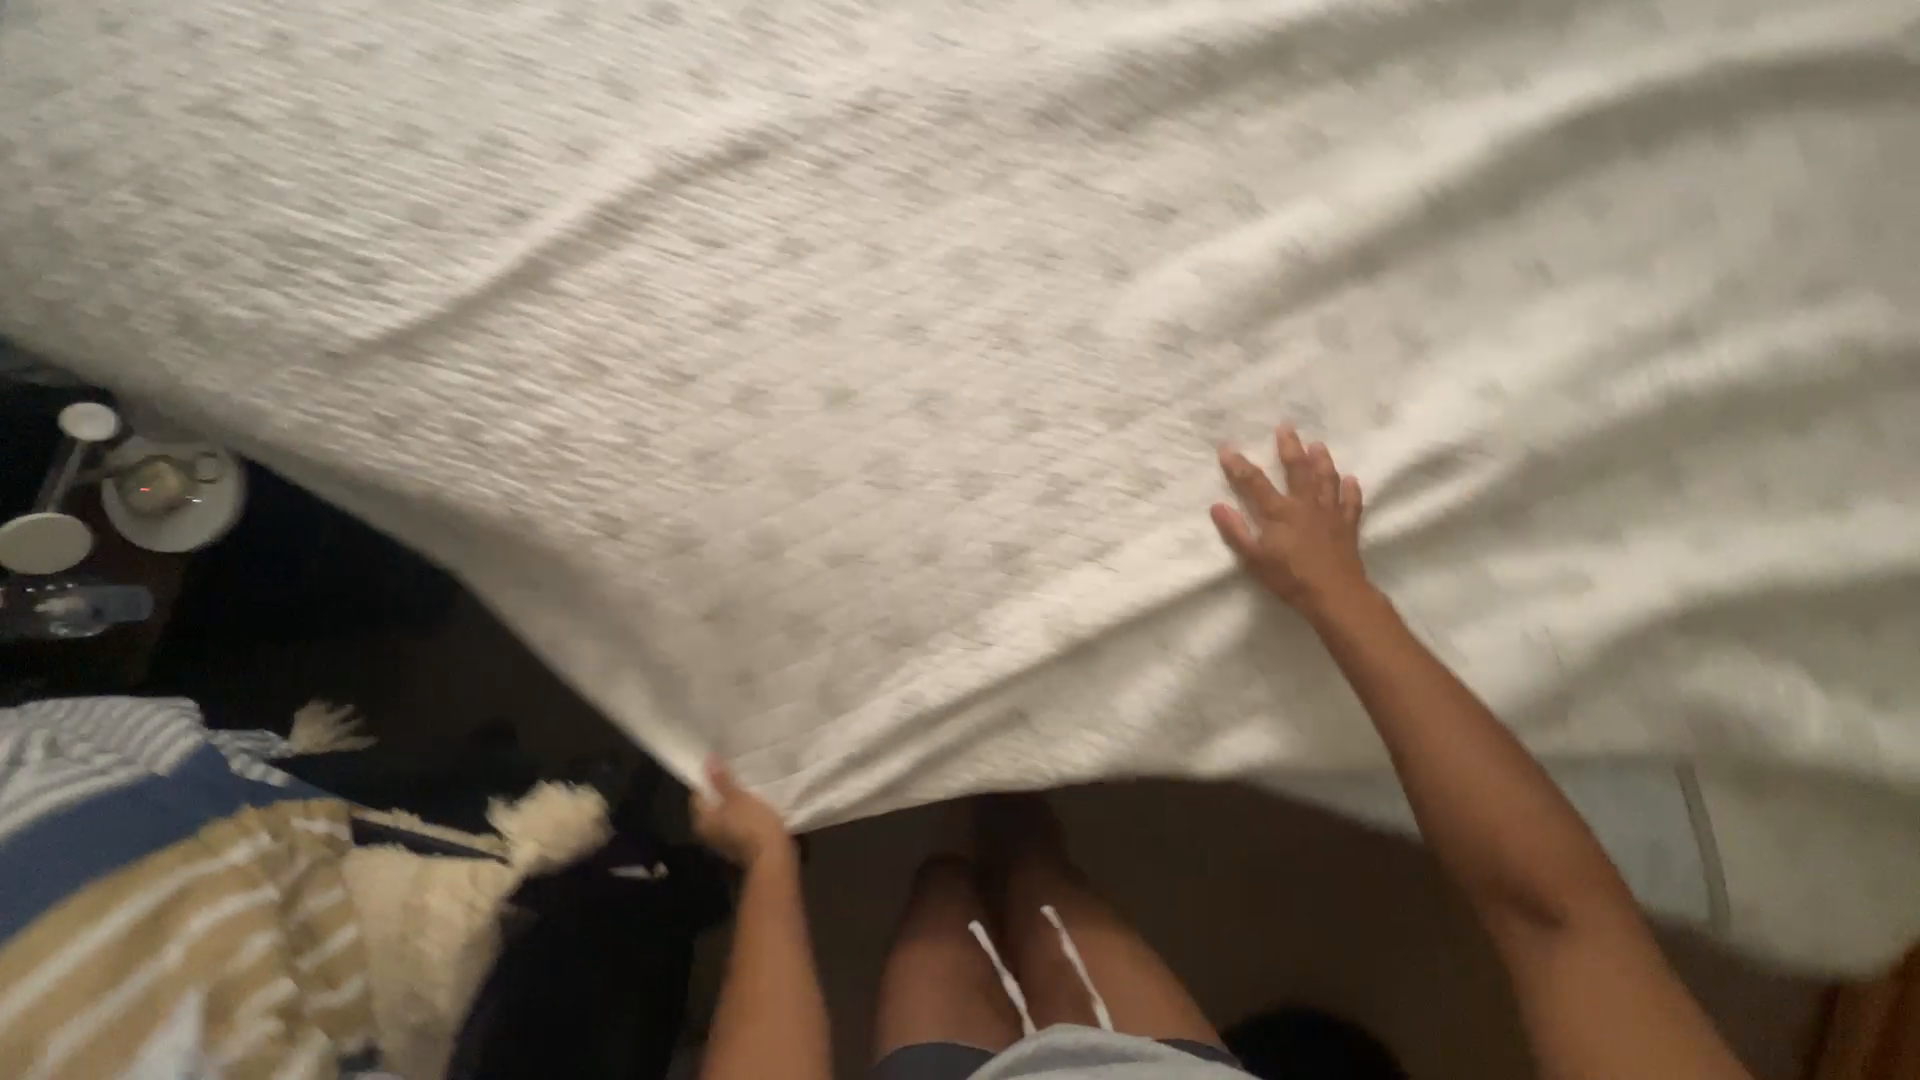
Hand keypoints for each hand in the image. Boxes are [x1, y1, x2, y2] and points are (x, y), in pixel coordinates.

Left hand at [692, 758, 793, 868]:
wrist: (773, 855)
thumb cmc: (752, 823)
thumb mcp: (737, 796)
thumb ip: (722, 779)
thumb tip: (708, 760)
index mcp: (702, 820)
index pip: (698, 793)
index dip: (708, 777)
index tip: (721, 763)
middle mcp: (707, 831)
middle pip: (712, 804)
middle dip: (723, 788)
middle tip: (737, 770)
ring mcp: (723, 839)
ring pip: (726, 813)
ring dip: (735, 800)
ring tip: (749, 783)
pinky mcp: (739, 843)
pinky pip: (737, 821)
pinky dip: (743, 812)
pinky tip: (756, 801)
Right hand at [1211, 426, 1371, 617]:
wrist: (1335, 595)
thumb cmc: (1289, 579)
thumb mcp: (1253, 559)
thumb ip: (1235, 531)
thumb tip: (1217, 506)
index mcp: (1278, 512)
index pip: (1254, 482)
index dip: (1239, 465)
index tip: (1227, 448)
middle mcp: (1305, 505)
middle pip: (1297, 469)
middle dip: (1289, 447)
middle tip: (1286, 427)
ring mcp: (1329, 514)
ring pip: (1327, 480)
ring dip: (1322, 461)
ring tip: (1318, 445)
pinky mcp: (1347, 526)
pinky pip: (1351, 503)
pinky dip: (1351, 490)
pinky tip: (1351, 480)